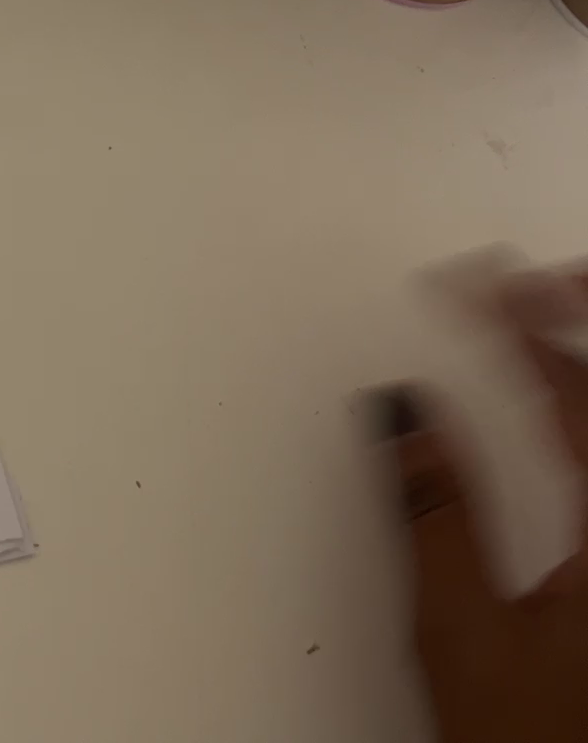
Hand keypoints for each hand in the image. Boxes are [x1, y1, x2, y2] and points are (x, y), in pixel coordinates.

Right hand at [374, 267, 587, 740]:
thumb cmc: (535, 734)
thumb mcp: (462, 626)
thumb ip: (434, 513)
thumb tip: (403, 415)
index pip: (575, 403)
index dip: (520, 332)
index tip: (467, 285)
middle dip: (577, 324)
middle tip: (523, 276)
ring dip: (587, 362)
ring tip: (551, 313)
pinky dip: (587, 414)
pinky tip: (568, 402)